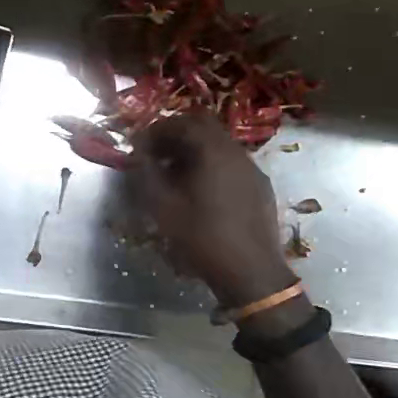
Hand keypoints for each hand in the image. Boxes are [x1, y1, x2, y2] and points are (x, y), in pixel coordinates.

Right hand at [131, 114, 298, 308]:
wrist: (252, 274)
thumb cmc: (203, 238)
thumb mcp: (163, 207)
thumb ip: (146, 173)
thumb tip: (138, 155)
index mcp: (212, 151)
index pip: (180, 123)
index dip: (155, 131)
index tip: (138, 147)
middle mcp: (236, 151)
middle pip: (202, 126)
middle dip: (175, 135)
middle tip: (155, 154)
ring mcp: (252, 168)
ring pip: (218, 144)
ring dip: (193, 150)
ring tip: (173, 174)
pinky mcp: (260, 186)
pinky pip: (231, 163)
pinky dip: (211, 165)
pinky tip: (200, 191)